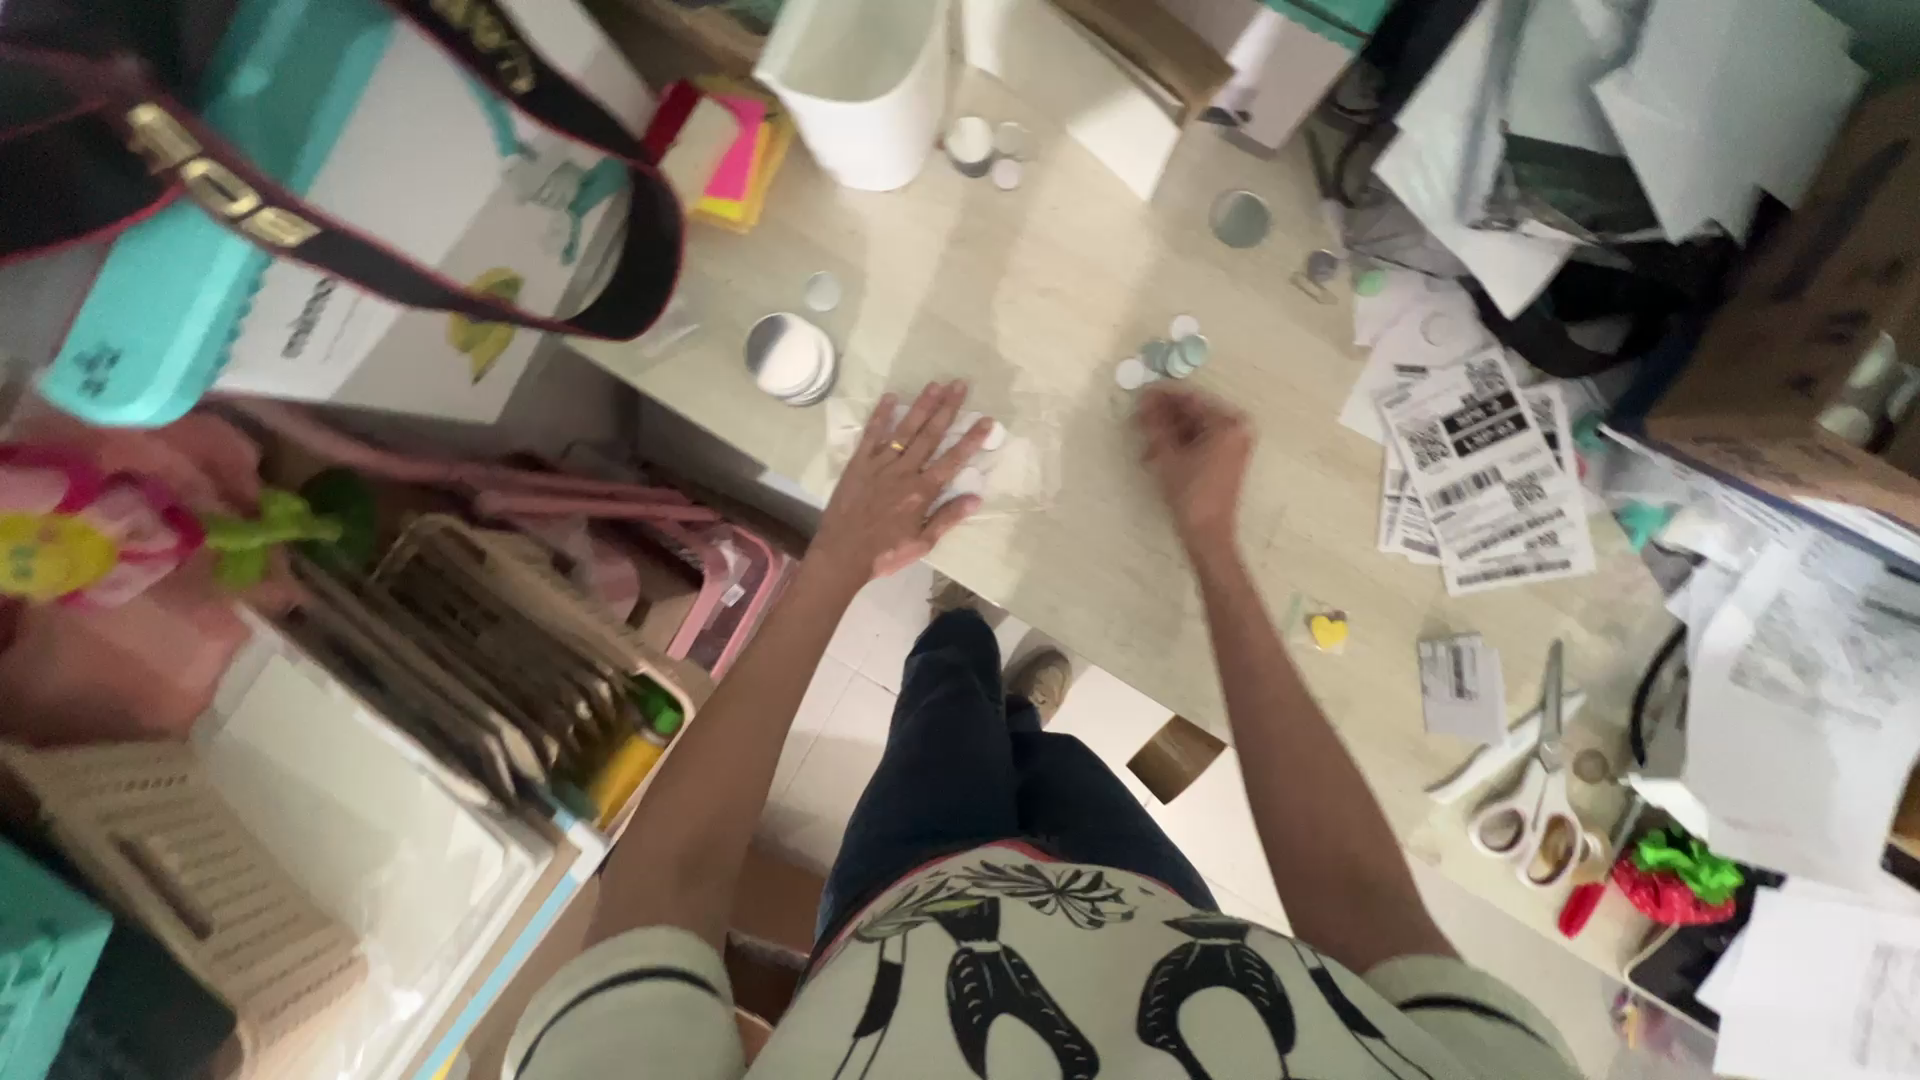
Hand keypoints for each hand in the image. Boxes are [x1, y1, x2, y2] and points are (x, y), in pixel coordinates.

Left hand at [811, 380, 992, 582]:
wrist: (842, 554)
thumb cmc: (885, 553)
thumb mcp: (922, 543)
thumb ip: (947, 518)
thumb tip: (975, 497)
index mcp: (922, 492)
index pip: (953, 460)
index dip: (971, 439)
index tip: (986, 420)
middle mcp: (904, 472)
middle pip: (930, 435)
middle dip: (947, 409)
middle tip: (960, 385)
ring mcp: (880, 465)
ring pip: (905, 430)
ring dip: (921, 406)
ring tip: (935, 384)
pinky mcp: (858, 464)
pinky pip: (871, 435)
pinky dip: (881, 415)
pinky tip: (891, 397)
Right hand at [1134, 385, 1253, 554]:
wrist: (1208, 533)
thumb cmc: (1190, 493)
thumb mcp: (1168, 455)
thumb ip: (1156, 423)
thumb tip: (1144, 397)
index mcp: (1229, 422)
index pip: (1190, 399)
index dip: (1162, 397)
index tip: (1139, 396)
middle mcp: (1237, 428)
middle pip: (1192, 414)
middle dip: (1163, 418)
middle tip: (1136, 421)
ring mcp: (1233, 443)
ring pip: (1193, 429)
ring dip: (1167, 434)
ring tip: (1144, 445)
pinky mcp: (1226, 458)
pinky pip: (1199, 442)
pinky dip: (1178, 445)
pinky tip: (1156, 454)